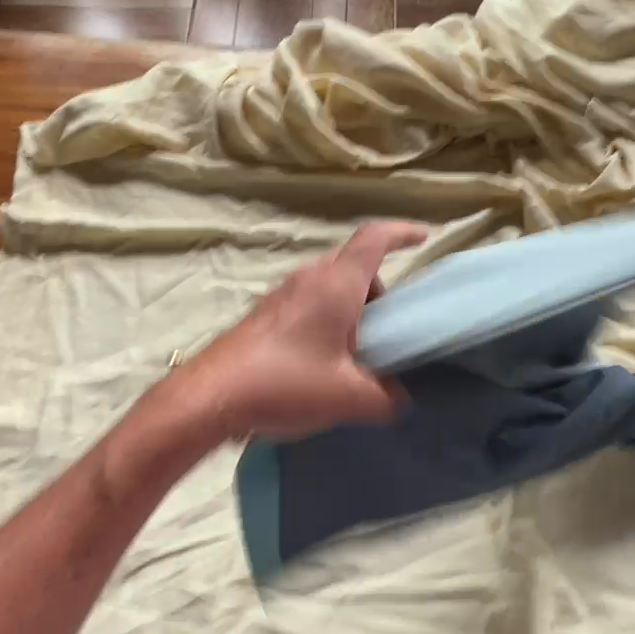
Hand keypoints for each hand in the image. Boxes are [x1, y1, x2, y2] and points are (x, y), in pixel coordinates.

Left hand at [179, 221, 427, 440]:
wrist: (212, 395)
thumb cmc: (287, 383)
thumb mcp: (350, 397)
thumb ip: (386, 398)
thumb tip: (400, 401)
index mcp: (336, 284)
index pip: (374, 238)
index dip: (402, 233)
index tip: (423, 237)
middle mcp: (308, 277)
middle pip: (352, 264)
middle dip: (377, 288)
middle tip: (388, 326)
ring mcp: (281, 293)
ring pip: (328, 284)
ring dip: (350, 306)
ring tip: (358, 350)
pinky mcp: (263, 314)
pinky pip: (307, 302)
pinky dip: (326, 318)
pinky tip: (323, 360)